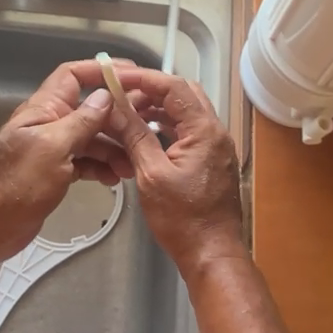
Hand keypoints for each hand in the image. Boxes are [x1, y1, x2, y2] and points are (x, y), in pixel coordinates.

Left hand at [0, 60, 135, 266]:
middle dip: (116, 117)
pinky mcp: (55, 171)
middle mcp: (48, 124)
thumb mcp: (53, 148)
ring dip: (112, 148)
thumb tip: (106, 95)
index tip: (132, 75)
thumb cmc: (18, 185)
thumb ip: (82, 121)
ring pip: (90, 138)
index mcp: (42, 109)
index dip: (101, 70)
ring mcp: (51, 148)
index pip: (73, 76)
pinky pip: (85, 161)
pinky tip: (115, 178)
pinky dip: (101, 167)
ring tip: (131, 164)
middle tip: (144, 126)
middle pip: (88, 109)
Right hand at [107, 70, 245, 279]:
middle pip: (184, 96)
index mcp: (205, 131)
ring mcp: (216, 148)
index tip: (117, 78)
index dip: (144, 78)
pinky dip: (166, 129)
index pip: (175, 87)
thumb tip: (116, 108)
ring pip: (186, 115)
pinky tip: (144, 138)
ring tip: (128, 118)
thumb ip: (135, 136)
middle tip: (122, 99)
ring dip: (158, 111)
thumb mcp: (151, 175)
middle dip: (151, 92)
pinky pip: (188, 134)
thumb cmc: (183, 219)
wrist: (212, 253)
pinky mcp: (211, 162)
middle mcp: (216, 133)